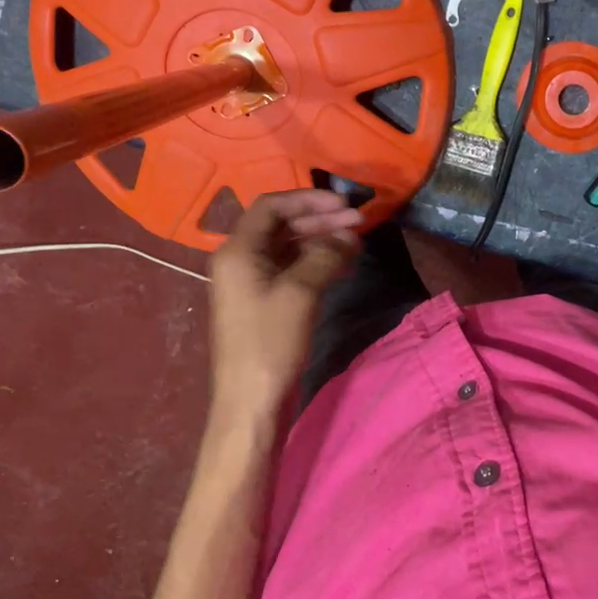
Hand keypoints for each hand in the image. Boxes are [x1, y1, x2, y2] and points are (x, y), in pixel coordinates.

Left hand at [209, 190, 362, 420]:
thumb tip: (348, 234)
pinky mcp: (266, 301)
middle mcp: (241, 260)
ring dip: (323, 240)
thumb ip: (325, 256)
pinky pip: (293, 268)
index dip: (309, 199)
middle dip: (321, 219)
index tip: (345, 205)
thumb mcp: (300, 293)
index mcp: (237, 251)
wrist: (251, 399)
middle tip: (360, 222)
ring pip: (290, 247)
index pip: (271, 206)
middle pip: (282, 225)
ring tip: (357, 242)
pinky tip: (344, 263)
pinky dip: (318, 261)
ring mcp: (253, 282)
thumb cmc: (270, 342)